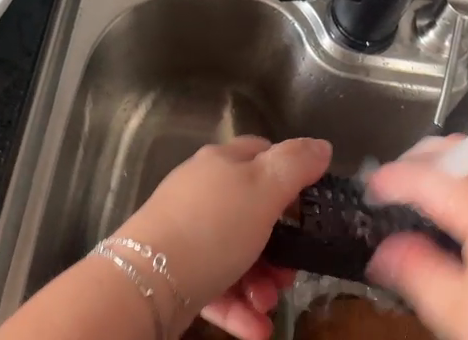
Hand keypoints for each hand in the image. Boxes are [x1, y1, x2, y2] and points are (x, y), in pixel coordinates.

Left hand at [113, 136, 330, 339]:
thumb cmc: (213, 226)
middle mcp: (203, 193)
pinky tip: (258, 329)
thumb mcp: (264, 187)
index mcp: (222, 163)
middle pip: (253, 213)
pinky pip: (218, 288)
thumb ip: (296, 164)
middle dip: (280, 247)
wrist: (146, 282)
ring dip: (263, 283)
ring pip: (238, 255)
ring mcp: (187, 233)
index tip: (311, 207)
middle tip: (292, 273)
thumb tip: (321, 146)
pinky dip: (240, 308)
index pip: (261, 154)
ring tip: (269, 305)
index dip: (290, 175)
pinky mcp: (176, 274)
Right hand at [365, 140, 467, 339]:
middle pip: (456, 150)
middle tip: (399, 187)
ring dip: (457, 164)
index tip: (371, 190)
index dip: (388, 179)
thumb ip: (416, 273)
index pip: (421, 174)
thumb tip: (386, 250)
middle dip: (420, 161)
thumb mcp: (465, 315)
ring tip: (437, 193)